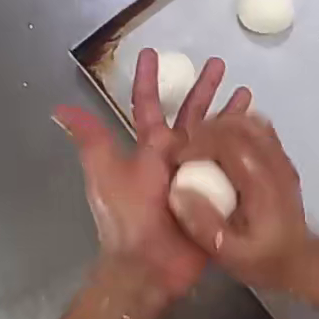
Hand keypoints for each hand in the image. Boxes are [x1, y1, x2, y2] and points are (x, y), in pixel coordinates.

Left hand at [53, 49, 251, 302]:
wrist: (151, 263)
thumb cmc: (128, 217)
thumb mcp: (105, 173)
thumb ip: (91, 139)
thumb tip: (59, 108)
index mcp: (150, 149)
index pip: (149, 106)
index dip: (149, 80)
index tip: (152, 54)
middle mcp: (175, 158)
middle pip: (192, 115)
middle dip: (204, 90)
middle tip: (219, 64)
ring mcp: (198, 176)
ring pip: (217, 136)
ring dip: (230, 115)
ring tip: (248, 95)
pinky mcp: (218, 196)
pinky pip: (234, 167)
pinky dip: (246, 149)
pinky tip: (258, 135)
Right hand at [171, 112, 312, 291]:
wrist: (298, 261)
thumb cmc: (261, 260)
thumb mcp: (227, 254)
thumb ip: (202, 225)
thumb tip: (179, 192)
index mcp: (261, 184)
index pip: (229, 142)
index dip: (198, 143)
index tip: (178, 158)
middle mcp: (275, 164)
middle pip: (239, 125)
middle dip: (205, 131)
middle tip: (185, 150)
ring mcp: (281, 160)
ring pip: (250, 122)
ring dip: (220, 128)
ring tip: (200, 148)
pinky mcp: (281, 160)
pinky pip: (258, 131)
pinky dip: (235, 131)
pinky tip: (221, 150)